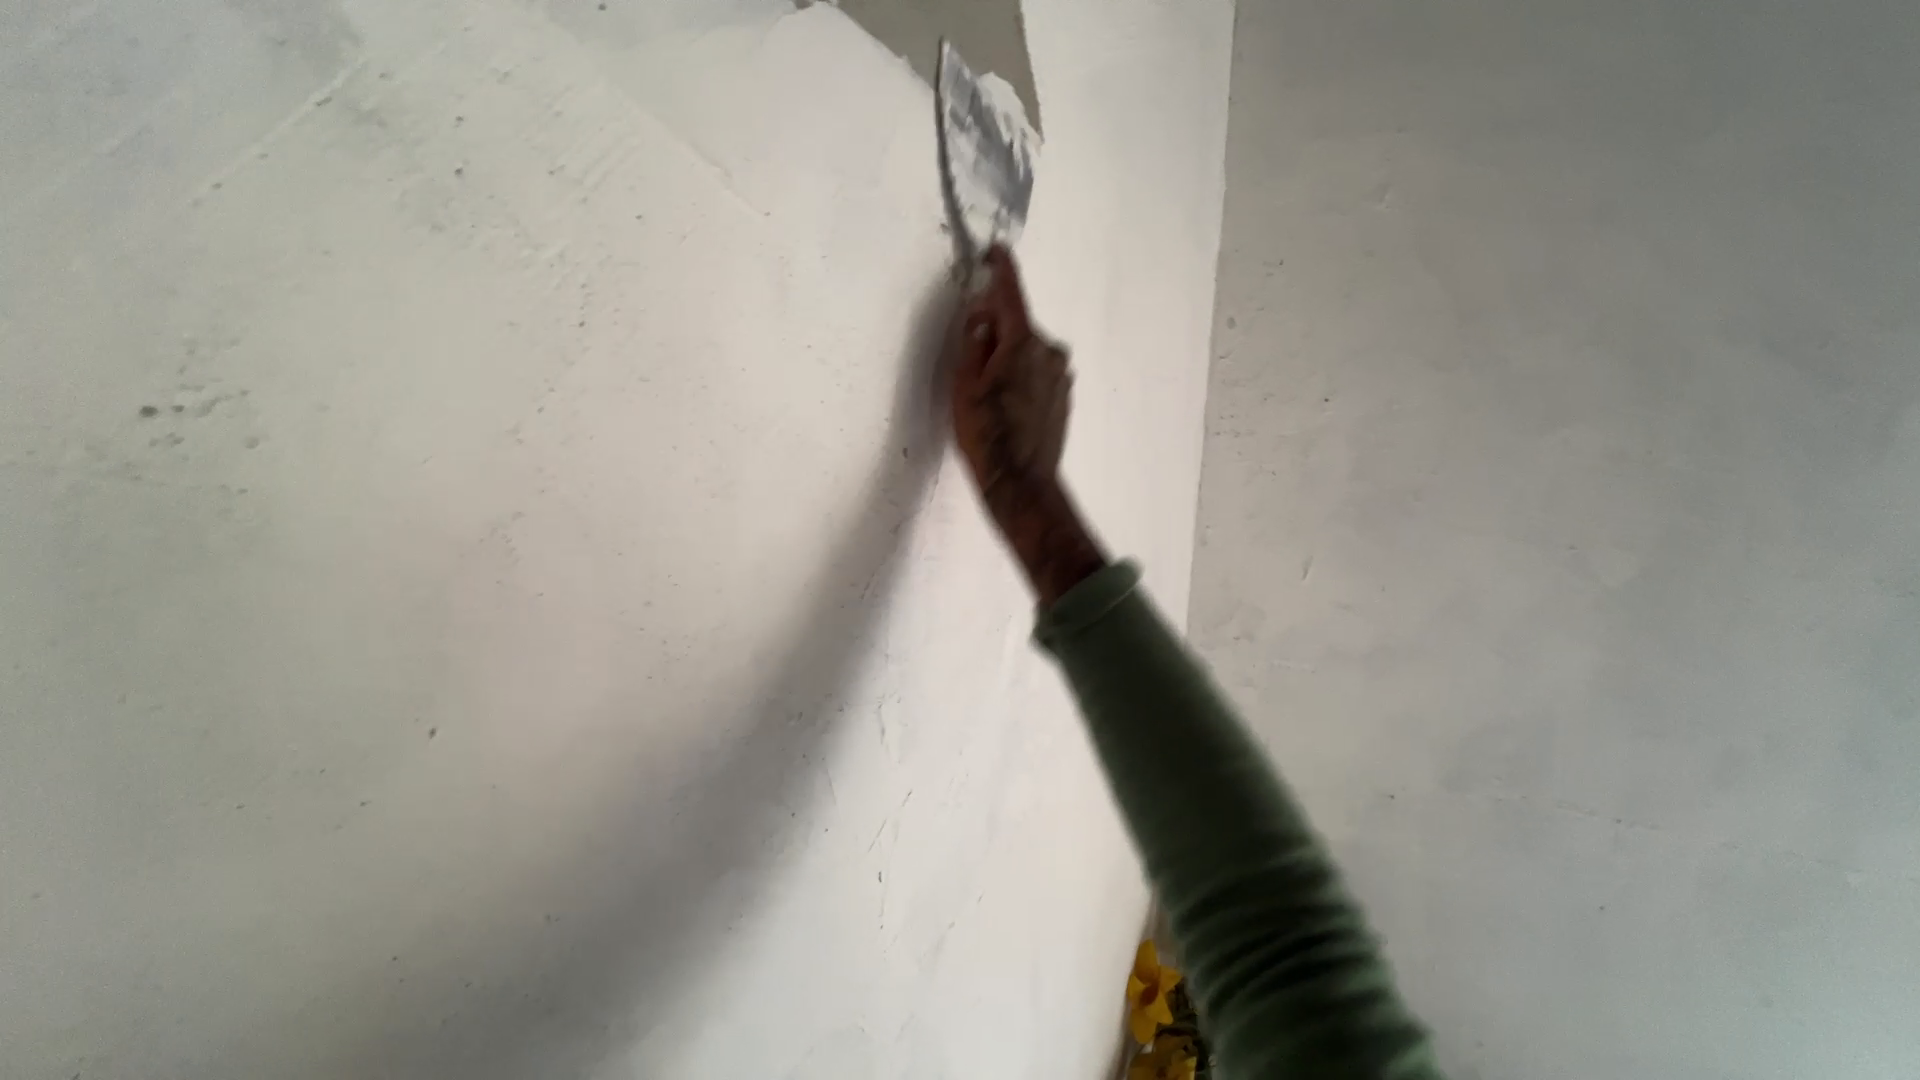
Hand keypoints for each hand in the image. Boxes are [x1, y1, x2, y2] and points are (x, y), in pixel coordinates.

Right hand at [948, 246, 1106, 605]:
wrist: (1021, 483)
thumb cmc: (986, 435)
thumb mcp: (964, 385)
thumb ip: (974, 342)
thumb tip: (983, 315)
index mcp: (1023, 341)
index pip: (1011, 292)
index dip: (1000, 268)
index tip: (995, 251)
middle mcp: (1049, 351)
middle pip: (1016, 326)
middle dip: (994, 331)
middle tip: (970, 364)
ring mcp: (1061, 375)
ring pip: (1026, 352)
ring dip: (1007, 359)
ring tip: (987, 395)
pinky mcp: (1063, 395)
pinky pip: (1036, 373)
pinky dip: (1020, 377)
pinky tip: (1006, 408)